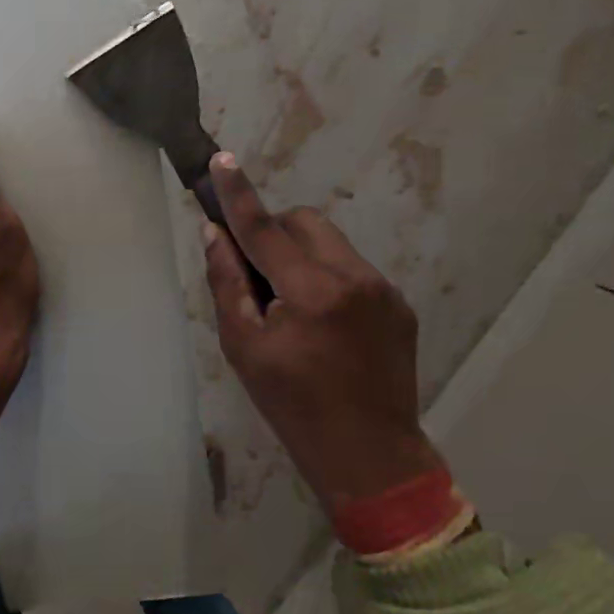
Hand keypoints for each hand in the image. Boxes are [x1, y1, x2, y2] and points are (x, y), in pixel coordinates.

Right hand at [201, 153, 443, 506]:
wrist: (367, 453)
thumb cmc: (291, 404)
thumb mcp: (243, 347)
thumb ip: (227, 283)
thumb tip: (215, 234)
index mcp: (310, 292)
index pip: (263, 229)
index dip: (237, 194)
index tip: (221, 160)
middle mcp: (354, 278)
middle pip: (303, 222)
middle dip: (272, 231)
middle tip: (254, 269)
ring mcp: (382, 289)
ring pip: (329, 242)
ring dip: (299, 254)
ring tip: (290, 303)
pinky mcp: (398, 303)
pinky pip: (351, 267)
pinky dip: (325, 275)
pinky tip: (320, 321)